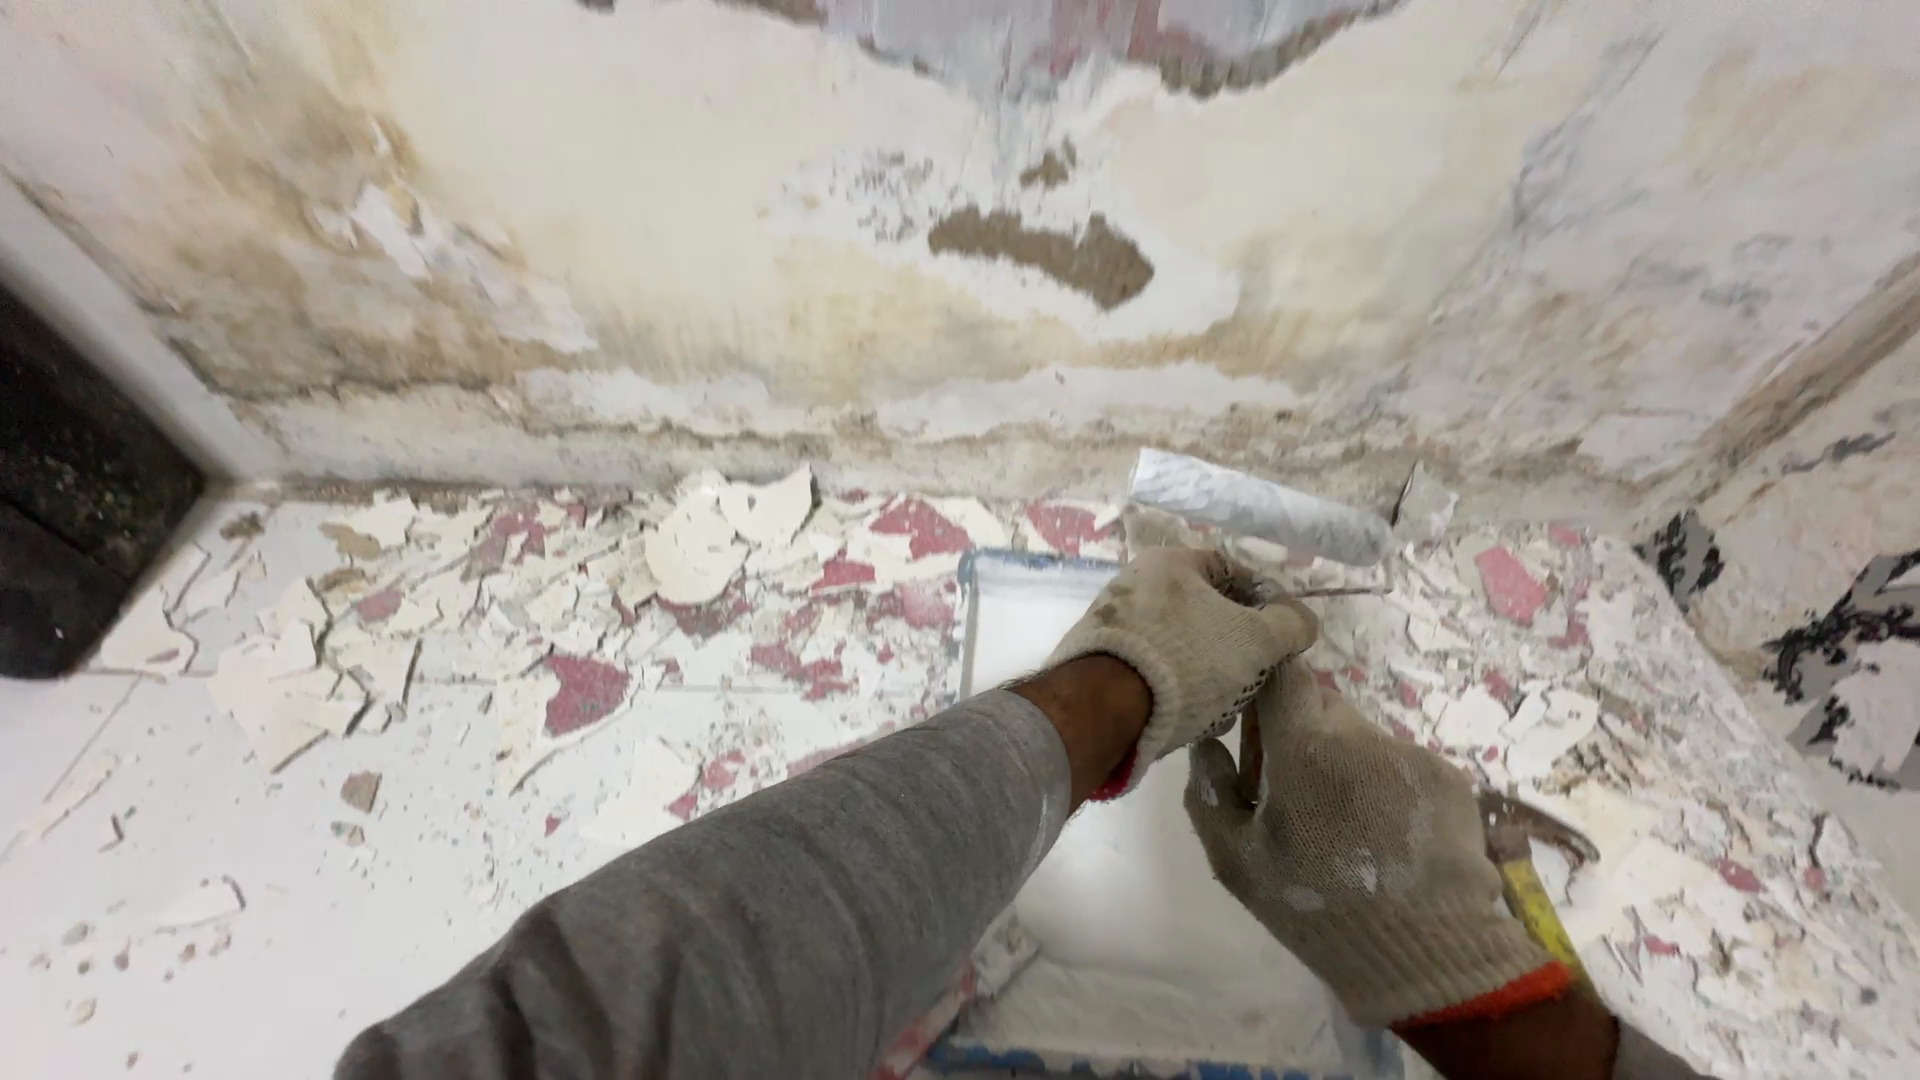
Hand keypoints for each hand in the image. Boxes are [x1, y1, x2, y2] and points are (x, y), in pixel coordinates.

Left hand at [1047, 547, 1316, 796]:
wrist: (1105, 708)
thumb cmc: (1187, 658)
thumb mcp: (1255, 639)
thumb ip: (1289, 624)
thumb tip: (1299, 619)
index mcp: (1167, 563)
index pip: (1229, 570)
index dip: (1263, 600)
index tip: (1281, 635)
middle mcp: (1133, 585)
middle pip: (1204, 613)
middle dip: (1235, 647)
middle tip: (1254, 676)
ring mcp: (1114, 624)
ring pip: (1182, 646)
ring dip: (1209, 675)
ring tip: (1224, 705)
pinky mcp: (1101, 663)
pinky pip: (1154, 670)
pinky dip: (1177, 688)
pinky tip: (1192, 717)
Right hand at [1183, 661, 1564, 1027]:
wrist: (1428, 955)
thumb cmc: (1317, 906)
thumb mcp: (1235, 858)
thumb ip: (1207, 790)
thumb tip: (1208, 744)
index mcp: (1303, 746)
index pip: (1283, 675)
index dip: (1267, 687)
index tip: (1257, 722)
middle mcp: (1360, 734)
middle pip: (1320, 702)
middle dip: (1301, 731)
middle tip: (1293, 786)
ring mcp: (1409, 754)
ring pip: (1360, 734)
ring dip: (1342, 760)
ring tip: (1344, 822)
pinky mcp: (1448, 778)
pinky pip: (1398, 761)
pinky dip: (1383, 782)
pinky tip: (1384, 832)